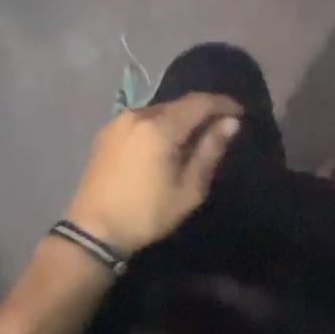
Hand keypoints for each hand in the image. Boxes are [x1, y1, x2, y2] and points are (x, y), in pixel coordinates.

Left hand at [64, 92, 242, 252]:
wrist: (93, 230)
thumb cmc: (146, 214)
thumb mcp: (189, 190)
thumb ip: (210, 151)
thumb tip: (230, 123)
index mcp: (158, 127)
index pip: (199, 102)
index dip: (223, 103)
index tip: (241, 112)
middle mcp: (137, 115)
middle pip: (178, 104)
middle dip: (203, 112)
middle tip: (221, 128)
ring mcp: (118, 121)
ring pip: (159, 110)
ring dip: (180, 118)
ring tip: (195, 138)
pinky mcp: (107, 132)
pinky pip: (142, 119)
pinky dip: (160, 125)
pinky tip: (166, 143)